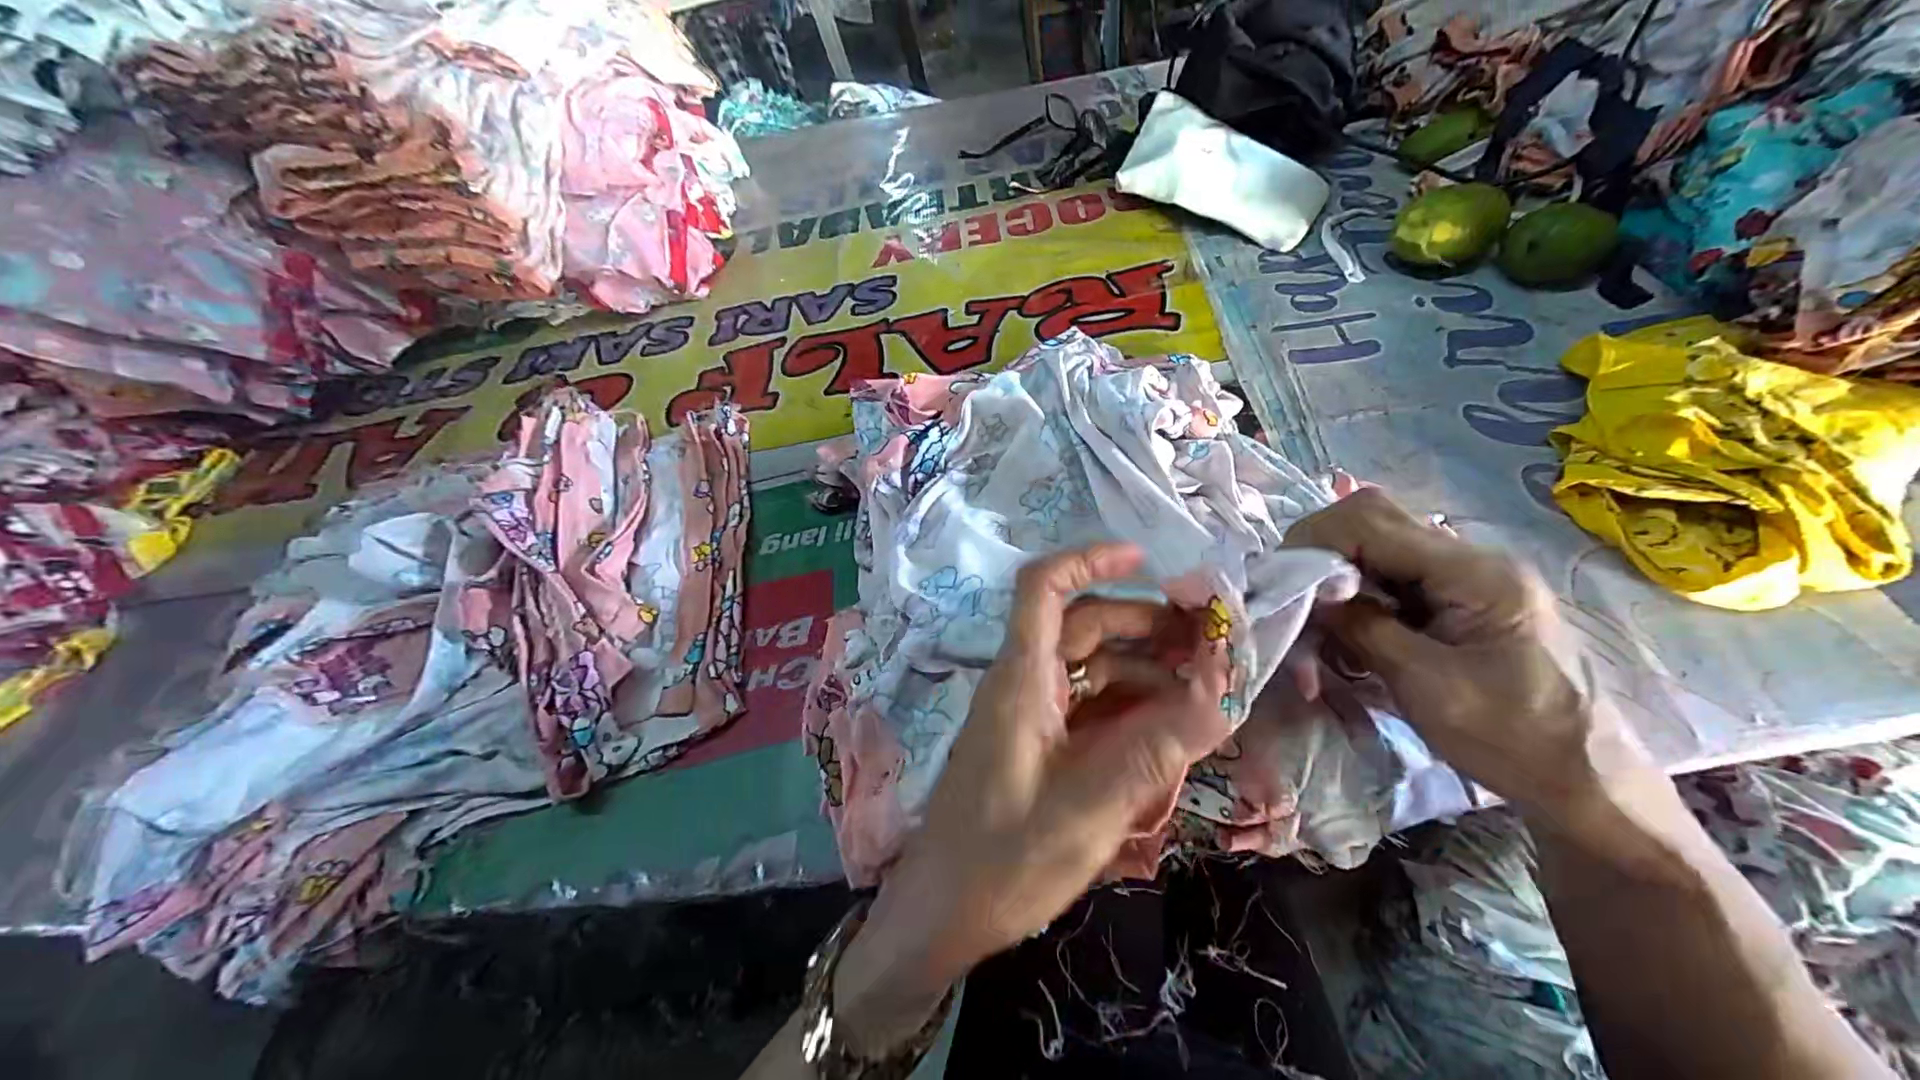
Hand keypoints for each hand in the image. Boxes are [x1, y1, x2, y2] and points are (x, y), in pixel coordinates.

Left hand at [832, 543, 1229, 1054]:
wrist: (941, 915)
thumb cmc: (1002, 861)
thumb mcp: (1087, 809)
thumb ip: (1155, 752)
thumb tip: (1222, 696)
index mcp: (1021, 680)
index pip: (1044, 589)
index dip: (1090, 560)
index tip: (1147, 560)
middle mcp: (1024, 684)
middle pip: (1083, 627)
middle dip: (1145, 624)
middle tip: (1210, 643)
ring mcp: (1031, 714)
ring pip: (1091, 667)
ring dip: (1145, 668)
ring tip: (1204, 689)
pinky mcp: (1039, 744)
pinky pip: (1089, 706)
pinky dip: (1130, 705)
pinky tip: (1170, 727)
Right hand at [1285, 488, 1634, 818]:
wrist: (1586, 782)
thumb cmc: (1512, 739)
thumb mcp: (1426, 685)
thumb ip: (1363, 628)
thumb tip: (1308, 593)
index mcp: (1475, 572)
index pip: (1370, 520)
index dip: (1314, 541)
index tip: (1283, 584)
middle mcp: (1472, 559)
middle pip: (1372, 520)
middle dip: (1320, 553)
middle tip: (1295, 599)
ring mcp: (1467, 577)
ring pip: (1376, 545)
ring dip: (1336, 575)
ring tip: (1320, 622)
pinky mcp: (1459, 598)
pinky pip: (1392, 574)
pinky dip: (1357, 595)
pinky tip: (1350, 631)